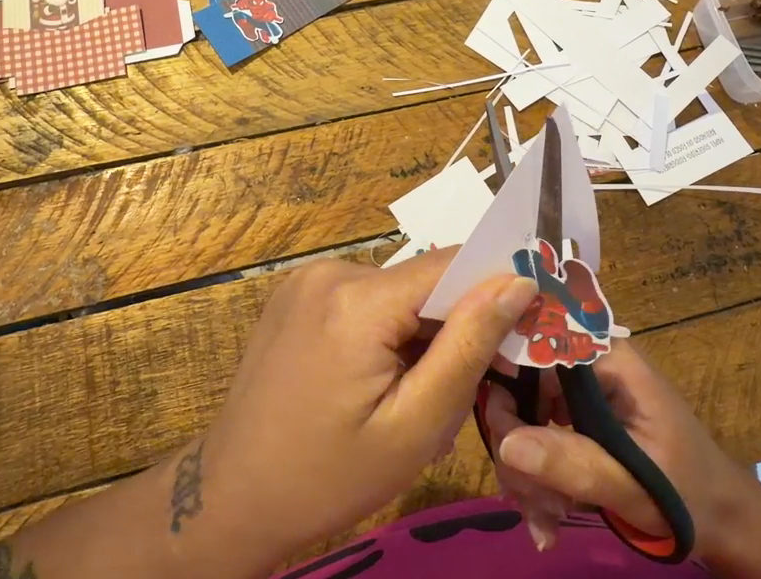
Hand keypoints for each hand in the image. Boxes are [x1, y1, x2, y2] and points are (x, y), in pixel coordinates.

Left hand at [193, 250, 537, 570]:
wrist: (233, 496)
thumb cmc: (330, 476)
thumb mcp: (415, 425)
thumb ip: (468, 346)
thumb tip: (518, 281)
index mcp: (358, 298)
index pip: (452, 263)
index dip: (496, 292)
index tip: (527, 333)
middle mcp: (331, 271)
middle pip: (423, 281)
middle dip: (453, 326)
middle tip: (461, 391)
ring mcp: (306, 281)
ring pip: (396, 292)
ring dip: (418, 333)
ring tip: (412, 396)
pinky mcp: (294, 296)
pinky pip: (363, 300)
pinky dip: (385, 331)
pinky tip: (376, 383)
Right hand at [482, 339, 752, 558]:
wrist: (724, 522)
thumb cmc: (689, 495)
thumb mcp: (632, 484)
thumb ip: (573, 463)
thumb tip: (506, 444)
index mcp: (605, 358)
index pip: (531, 347)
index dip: (505, 389)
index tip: (503, 445)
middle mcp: (587, 362)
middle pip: (520, 384)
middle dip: (514, 445)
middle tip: (528, 499)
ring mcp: (582, 389)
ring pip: (521, 413)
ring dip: (525, 469)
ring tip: (546, 518)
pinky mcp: (578, 416)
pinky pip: (536, 433)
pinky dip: (535, 475)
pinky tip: (548, 516)